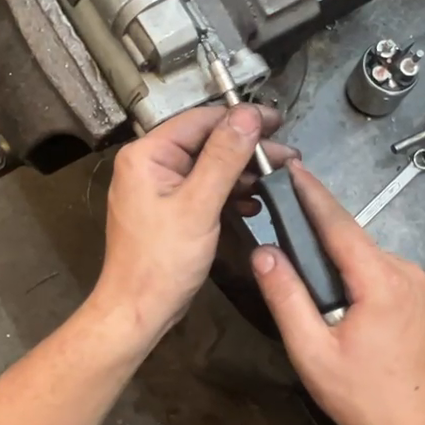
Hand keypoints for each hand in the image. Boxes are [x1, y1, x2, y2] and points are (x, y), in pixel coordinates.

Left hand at [92, 105, 295, 340]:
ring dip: (242, 173)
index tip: (277, 122)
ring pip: (208, 167)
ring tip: (276, 180)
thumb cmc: (162, 261)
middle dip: (247, 149)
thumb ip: (224, 157)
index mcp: (147, 154)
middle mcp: (149, 164)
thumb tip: (248, 115)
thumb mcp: (199, 205)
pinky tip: (252, 203)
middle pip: (206, 142)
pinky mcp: (169, 209)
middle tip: (286, 157)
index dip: (241, 118)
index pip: (200, 120)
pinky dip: (228, 194)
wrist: (138, 310)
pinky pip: (203, 189)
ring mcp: (158, 188)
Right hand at [249, 162, 424, 424]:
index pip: (339, 224)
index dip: (311, 193)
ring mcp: (415, 282)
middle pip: (350, 235)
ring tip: (294, 250)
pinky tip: (327, 280)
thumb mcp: (311, 351)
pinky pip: (375, 267)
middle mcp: (404, 272)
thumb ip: (286, 297)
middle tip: (276, 208)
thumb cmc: (361, 397)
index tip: (289, 167)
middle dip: (314, 222)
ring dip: (330, 249)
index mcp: (380, 281)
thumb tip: (264, 253)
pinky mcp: (417, 294)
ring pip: (362, 252)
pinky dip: (349, 266)